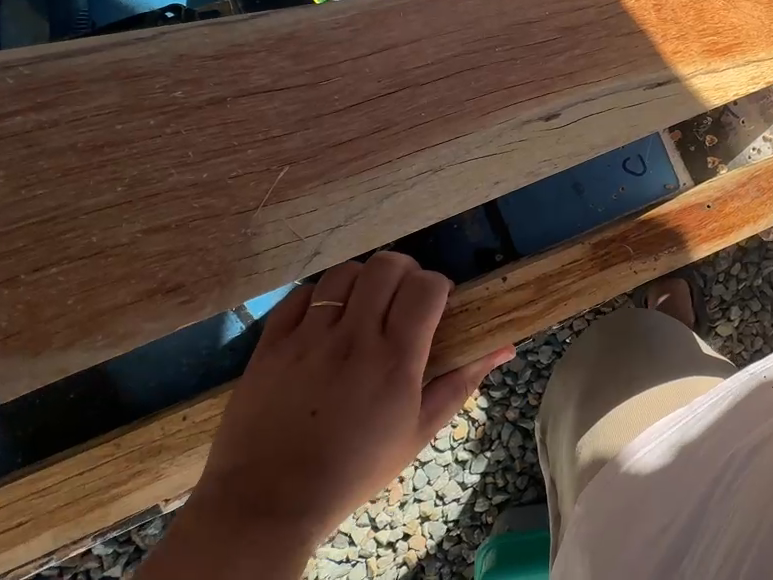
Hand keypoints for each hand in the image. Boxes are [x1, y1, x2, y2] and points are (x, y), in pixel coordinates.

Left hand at [141, 252, 513, 578]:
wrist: (267, 505)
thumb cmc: (355, 469)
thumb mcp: (419, 431)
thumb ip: (462, 382)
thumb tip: (505, 348)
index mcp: (395, 358)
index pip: (426, 286)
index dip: (439, 284)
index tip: (438, 303)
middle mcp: (353, 338)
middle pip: (386, 266)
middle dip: (405, 272)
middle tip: (404, 297)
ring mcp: (306, 339)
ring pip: (343, 273)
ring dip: (363, 280)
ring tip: (365, 303)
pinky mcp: (269, 347)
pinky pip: (299, 296)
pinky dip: (320, 295)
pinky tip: (326, 316)